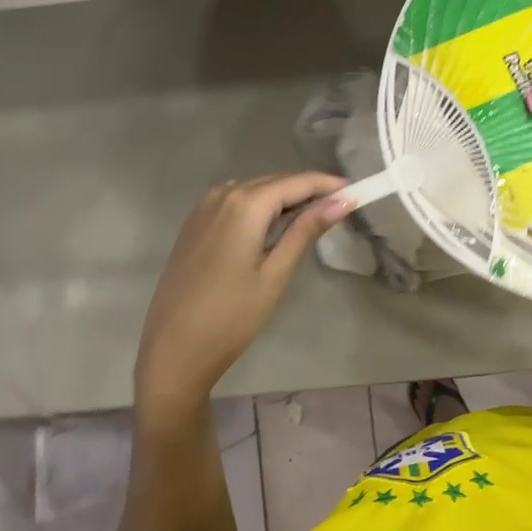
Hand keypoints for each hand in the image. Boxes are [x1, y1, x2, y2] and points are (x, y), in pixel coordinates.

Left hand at [135, 171, 352, 421]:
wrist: (174, 348)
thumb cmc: (232, 316)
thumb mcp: (275, 273)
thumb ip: (306, 231)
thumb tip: (342, 201)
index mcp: (244, 204)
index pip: (296, 182)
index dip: (328, 185)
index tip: (357, 192)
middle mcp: (222, 195)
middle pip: (275, 182)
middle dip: (309, 191)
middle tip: (342, 209)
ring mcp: (204, 208)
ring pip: (255, 190)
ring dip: (284, 199)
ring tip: (314, 219)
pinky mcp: (195, 224)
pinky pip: (235, 203)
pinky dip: (260, 208)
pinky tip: (274, 228)